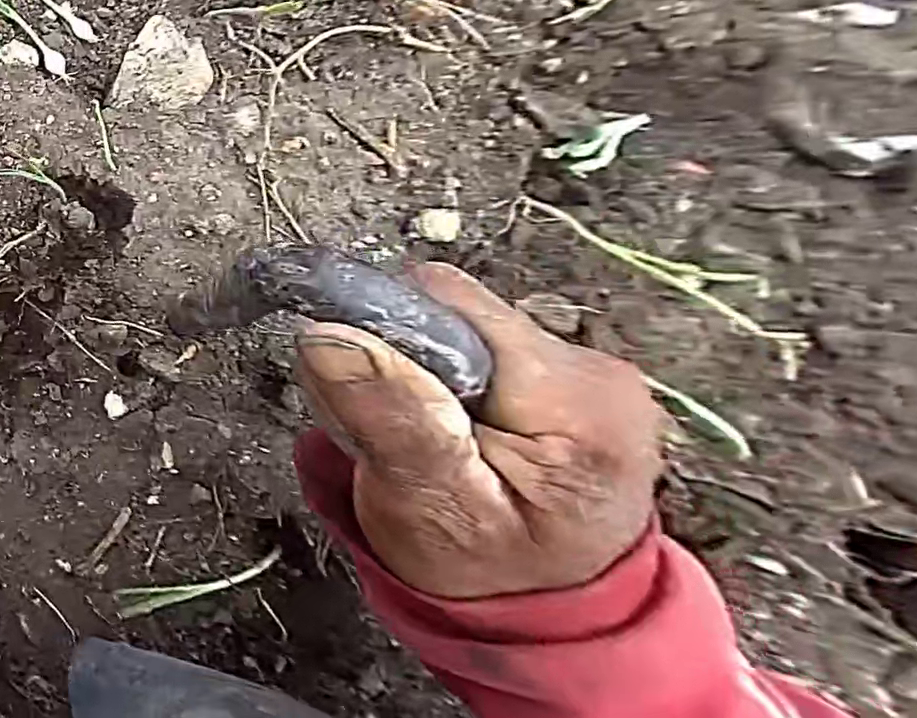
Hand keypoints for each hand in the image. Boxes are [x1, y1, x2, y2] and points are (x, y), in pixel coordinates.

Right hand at [295, 263, 660, 598]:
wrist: (537, 613)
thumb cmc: (485, 570)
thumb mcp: (426, 504)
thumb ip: (388, 416)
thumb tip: (327, 334)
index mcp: (574, 398)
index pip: (441, 303)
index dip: (384, 333)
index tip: (366, 391)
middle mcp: (589, 368)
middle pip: (442, 310)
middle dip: (393, 354)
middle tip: (385, 424)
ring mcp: (576, 367)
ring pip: (443, 322)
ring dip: (404, 365)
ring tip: (408, 429)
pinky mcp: (552, 371)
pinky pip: (459, 341)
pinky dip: (425, 373)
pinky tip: (431, 420)